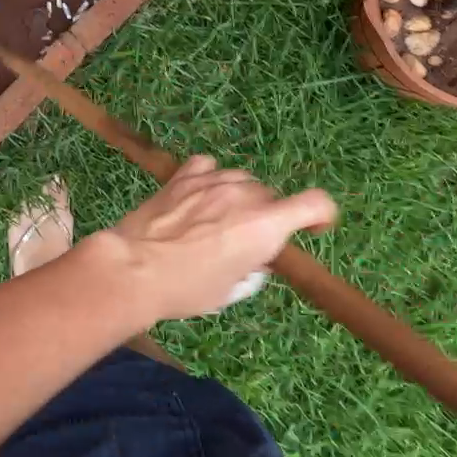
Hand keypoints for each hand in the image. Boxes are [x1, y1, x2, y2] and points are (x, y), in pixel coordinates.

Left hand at [96, 154, 336, 322]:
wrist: (136, 267)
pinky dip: (211, 178)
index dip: (321, 216)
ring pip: (241, 179)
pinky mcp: (182, 176)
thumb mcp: (233, 290)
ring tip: (219, 220)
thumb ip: (254, 269)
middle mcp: (243, 196)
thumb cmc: (188, 288)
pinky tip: (200, 195)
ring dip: (239, 197)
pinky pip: (208, 166)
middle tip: (246, 241)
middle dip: (268, 216)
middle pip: (271, 195)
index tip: (311, 230)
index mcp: (265, 226)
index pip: (316, 203)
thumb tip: (254, 260)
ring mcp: (211, 181)